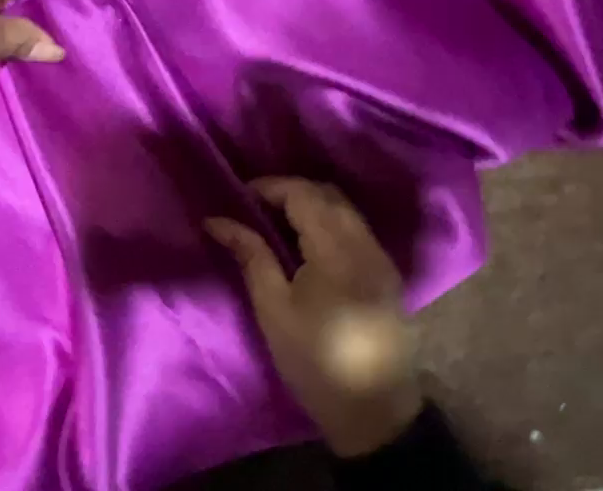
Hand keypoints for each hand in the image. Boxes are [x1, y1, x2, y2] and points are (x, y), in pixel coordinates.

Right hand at [205, 178, 422, 457]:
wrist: (375, 414)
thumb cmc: (314, 359)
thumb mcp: (273, 307)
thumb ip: (250, 254)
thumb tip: (216, 219)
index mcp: (337, 252)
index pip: (304, 194)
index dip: (269, 187)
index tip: (238, 199)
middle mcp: (366, 247)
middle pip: (328, 195)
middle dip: (289, 191)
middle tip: (254, 208)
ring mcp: (382, 260)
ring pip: (344, 210)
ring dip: (310, 206)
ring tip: (275, 225)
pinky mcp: (387, 276)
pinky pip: (355, 229)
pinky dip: (327, 223)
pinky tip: (305, 244)